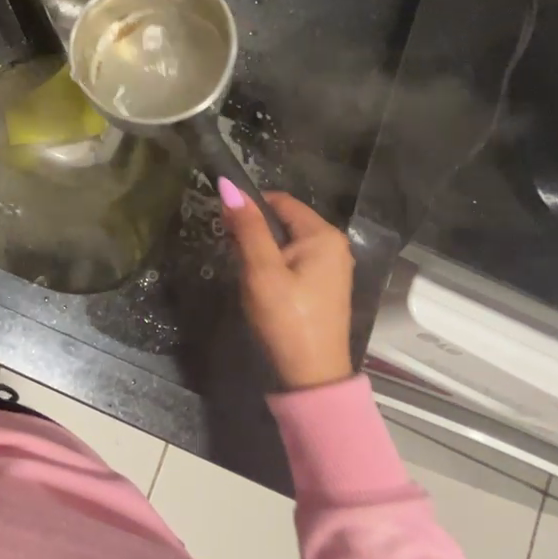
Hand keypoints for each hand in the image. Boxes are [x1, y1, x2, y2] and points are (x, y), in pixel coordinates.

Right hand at [218, 181, 354, 390]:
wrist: (310, 374)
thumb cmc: (285, 318)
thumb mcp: (261, 270)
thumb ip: (246, 227)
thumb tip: (227, 185)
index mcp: (323, 235)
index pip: (278, 201)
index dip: (248, 207)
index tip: (223, 227)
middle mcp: (334, 245)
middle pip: (282, 220)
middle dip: (253, 231)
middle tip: (233, 255)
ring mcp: (332, 267)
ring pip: (285, 241)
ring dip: (260, 250)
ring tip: (245, 273)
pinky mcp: (323, 285)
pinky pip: (292, 260)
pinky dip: (272, 265)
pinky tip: (260, 285)